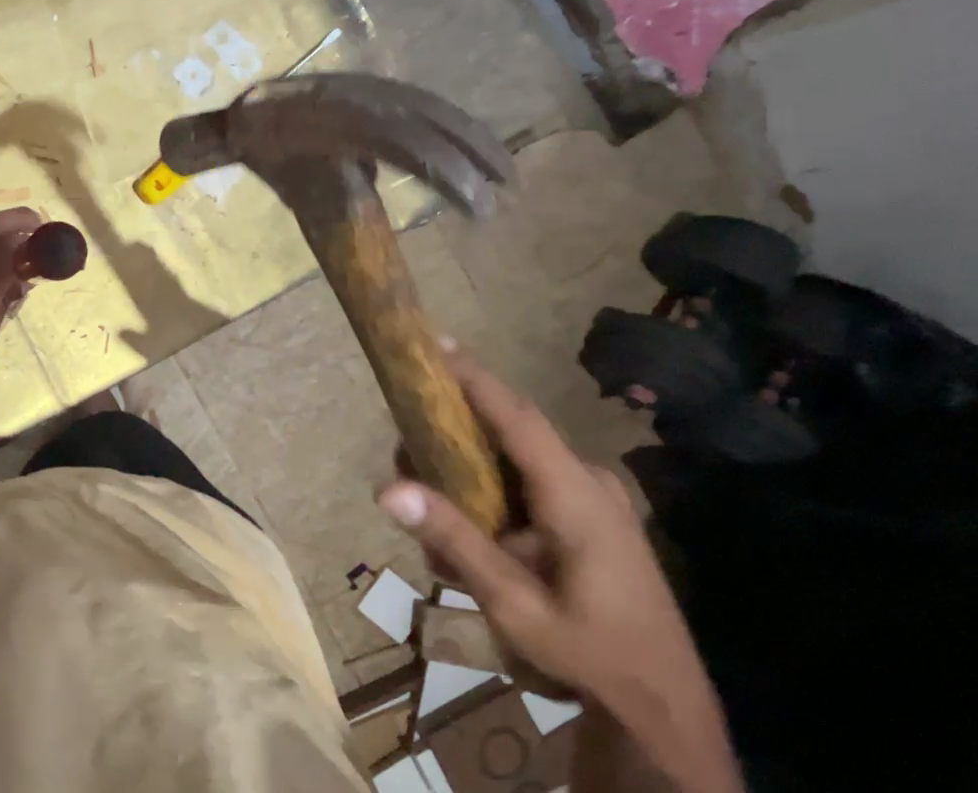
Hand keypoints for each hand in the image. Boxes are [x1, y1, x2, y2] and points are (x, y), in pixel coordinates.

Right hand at [377, 345, 742, 792]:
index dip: (475, 378)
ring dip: (468, 483)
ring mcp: (597, 502)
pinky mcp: (594, 520)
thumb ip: (452, 540)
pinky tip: (471, 550)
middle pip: (508, 438)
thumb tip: (387, 488)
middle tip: (404, 465)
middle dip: (450, 441)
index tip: (437, 343)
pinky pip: (530, 491)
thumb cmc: (589, 653)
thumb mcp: (512, 602)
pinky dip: (492, 505)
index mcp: (577, 496)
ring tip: (434, 528)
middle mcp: (590, 484)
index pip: (518, 418)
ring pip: (515, 467)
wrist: (665, 708)